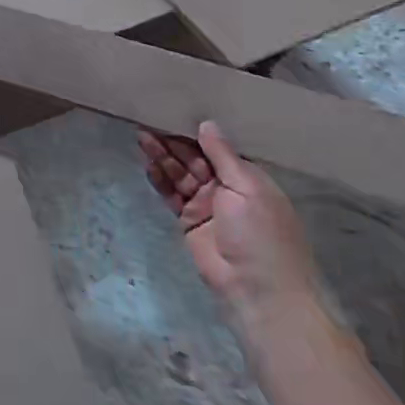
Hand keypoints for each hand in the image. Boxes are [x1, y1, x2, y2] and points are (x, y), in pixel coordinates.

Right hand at [138, 121, 320, 324]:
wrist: (259, 291)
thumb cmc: (262, 235)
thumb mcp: (248, 189)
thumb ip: (223, 156)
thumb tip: (207, 124)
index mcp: (248, 179)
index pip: (217, 149)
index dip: (196, 133)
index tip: (174, 114)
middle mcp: (227, 189)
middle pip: (194, 160)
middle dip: (173, 142)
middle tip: (148, 123)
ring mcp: (207, 206)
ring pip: (180, 175)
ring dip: (162, 158)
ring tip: (141, 138)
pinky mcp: (189, 221)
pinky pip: (172, 195)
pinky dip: (160, 180)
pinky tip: (148, 165)